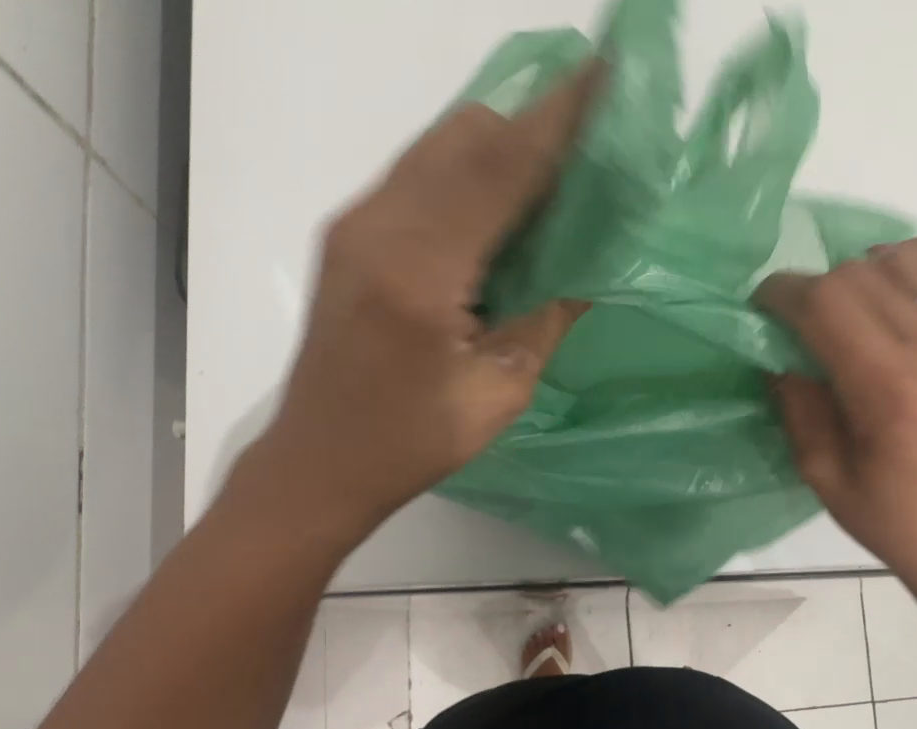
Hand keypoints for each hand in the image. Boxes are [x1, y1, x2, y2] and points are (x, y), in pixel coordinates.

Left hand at [236, 66, 599, 545]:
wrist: (316, 462)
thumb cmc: (409, 444)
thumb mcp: (497, 396)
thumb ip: (544, 321)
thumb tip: (586, 269)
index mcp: (419, 273)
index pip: (500, 171)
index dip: (555, 122)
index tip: (600, 77)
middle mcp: (378, 227)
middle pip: (462, 136)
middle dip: (528, 128)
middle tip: (585, 153)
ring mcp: (355, 225)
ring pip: (436, 148)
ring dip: (495, 150)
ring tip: (548, 183)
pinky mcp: (348, 236)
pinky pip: (417, 176)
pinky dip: (464, 174)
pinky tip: (496, 212)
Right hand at [756, 239, 916, 586]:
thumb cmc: (889, 514)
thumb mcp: (822, 473)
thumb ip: (797, 405)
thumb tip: (779, 354)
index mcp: (887, 385)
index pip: (827, 301)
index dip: (783, 292)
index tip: (763, 307)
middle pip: (859, 273)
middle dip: (815, 286)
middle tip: (799, 320)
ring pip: (906, 259)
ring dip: (863, 270)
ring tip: (848, 305)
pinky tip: (896, 284)